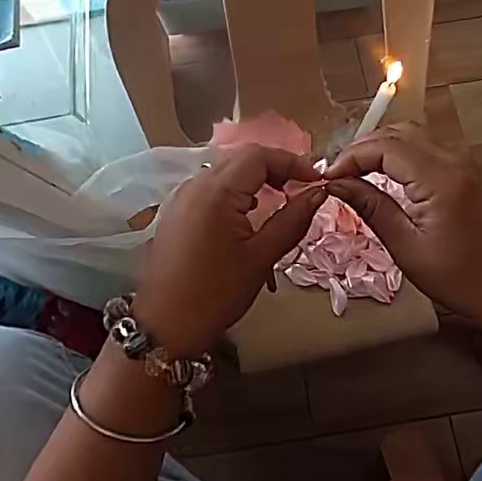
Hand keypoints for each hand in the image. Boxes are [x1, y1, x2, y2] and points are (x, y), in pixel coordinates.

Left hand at [133, 145, 327, 355]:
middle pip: (241, 158)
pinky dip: (235, 190)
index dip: (291, 162)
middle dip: (275, 167)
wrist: (164, 325)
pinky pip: (210, 186)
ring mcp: (181, 196)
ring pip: (225, 170)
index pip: (259, 155)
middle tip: (301, 189)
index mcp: (216, 191)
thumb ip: (292, 220)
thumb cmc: (215, 294)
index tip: (315, 180)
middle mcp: (195, 184)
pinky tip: (249, 212)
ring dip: (255, 178)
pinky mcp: (176, 210)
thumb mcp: (261, 258)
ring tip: (281, 199)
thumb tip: (317, 193)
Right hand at [322, 125, 481, 334]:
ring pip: (407, 135)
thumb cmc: (461, 279)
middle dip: (360, 150)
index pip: (383, 147)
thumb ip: (372, 208)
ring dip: (376, 149)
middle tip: (336, 177)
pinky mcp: (462, 170)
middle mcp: (451, 159)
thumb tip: (336, 184)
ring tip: (352, 175)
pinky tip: (379, 175)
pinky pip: (421, 147)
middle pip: (394, 134)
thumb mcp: (407, 248)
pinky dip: (394, 154)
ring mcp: (460, 162)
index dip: (350, 158)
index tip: (328, 180)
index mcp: (439, 178)